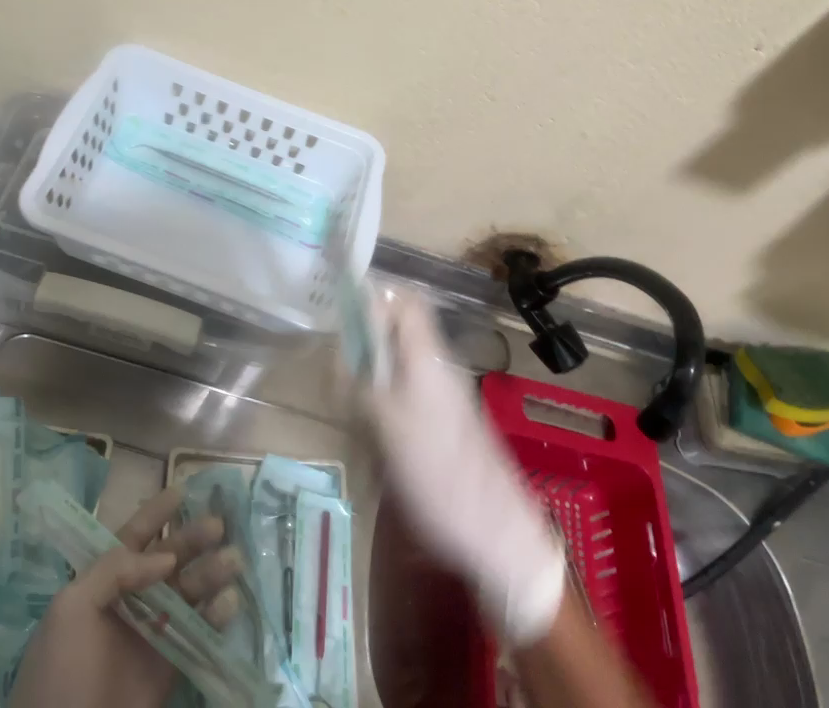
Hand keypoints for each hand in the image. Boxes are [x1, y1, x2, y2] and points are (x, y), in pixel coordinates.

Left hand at [9, 487, 243, 707]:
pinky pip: (199, 632)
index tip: (181, 490)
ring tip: (233, 561)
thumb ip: (114, 571)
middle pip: (167, 561)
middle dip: (191, 540)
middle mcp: (130, 602)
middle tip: (218, 524)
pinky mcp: (172, 665)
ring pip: (189, 593)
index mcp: (100, 583)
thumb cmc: (59, 668)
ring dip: (211, 573)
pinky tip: (230, 601)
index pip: (130, 539)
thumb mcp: (70, 608)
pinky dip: (218, 615)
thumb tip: (166, 558)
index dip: (154, 515)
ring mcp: (152, 633)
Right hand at [363, 289, 567, 645]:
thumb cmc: (437, 475)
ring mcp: (440, 398)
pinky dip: (378, 403)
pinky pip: (401, 396)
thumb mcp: (386, 425)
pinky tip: (366, 435)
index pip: (404, 300)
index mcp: (426, 358)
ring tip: (345, 406)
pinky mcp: (440, 425)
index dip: (373, 296)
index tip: (339, 309)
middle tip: (334, 371)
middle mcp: (436, 369)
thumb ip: (360, 381)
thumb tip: (340, 347)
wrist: (494, 532)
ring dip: (367, 377)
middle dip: (360, 343)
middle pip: (394, 334)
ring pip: (394, 367)